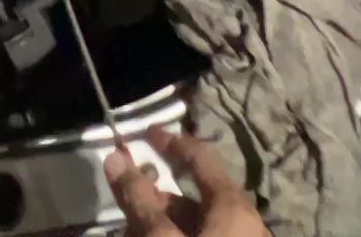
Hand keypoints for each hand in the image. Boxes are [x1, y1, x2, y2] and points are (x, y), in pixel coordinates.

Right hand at [104, 129, 268, 236]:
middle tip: (123, 206)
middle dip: (154, 201)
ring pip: (193, 231)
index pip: (200, 158)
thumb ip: (138, 197)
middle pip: (193, 202)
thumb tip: (116, 156)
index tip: (142, 135)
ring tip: (130, 233)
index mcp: (234, 210)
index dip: (170, 142)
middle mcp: (244, 230)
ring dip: (158, 228)